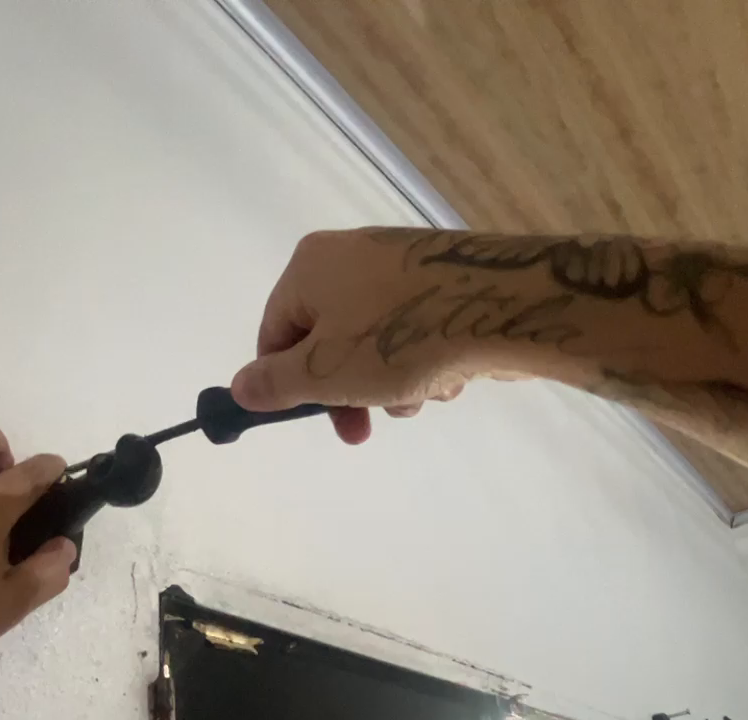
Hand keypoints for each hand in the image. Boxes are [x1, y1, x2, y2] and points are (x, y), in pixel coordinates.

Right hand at [230, 228, 484, 443]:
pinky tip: (446, 378)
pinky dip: (420, 363)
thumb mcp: (323, 372)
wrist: (508, 307)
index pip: (273, 334)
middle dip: (343, 393)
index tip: (307, 419)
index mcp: (309, 268)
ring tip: (416, 398)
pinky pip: (411, 334)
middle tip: (360, 433)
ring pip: (371, 346)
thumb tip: (239, 388)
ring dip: (386, 385)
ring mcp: (399, 267)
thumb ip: (275, 384)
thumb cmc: (400, 339)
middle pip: (324, 343)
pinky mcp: (441, 282)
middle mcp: (349, 257)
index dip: (284, 384)